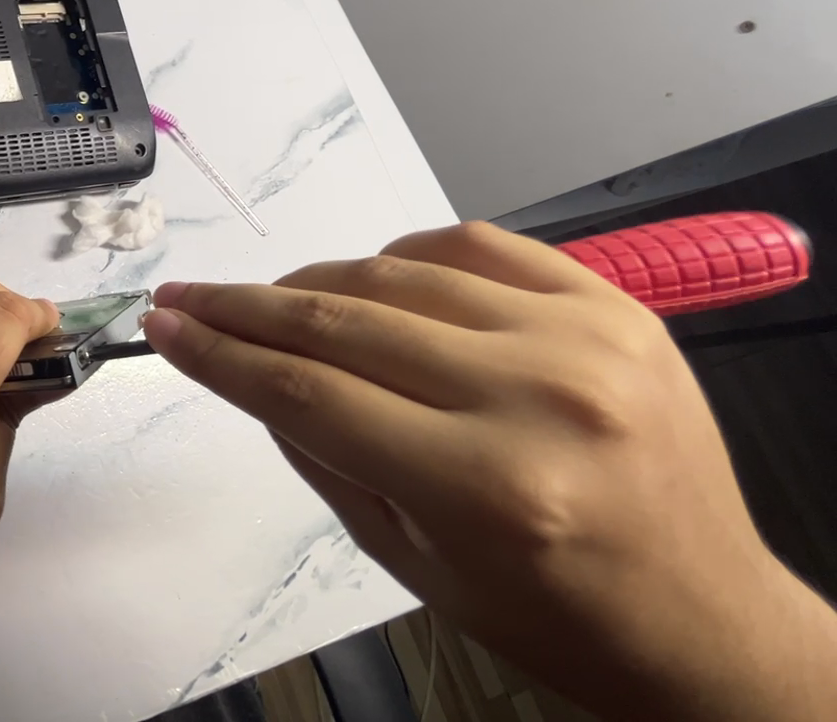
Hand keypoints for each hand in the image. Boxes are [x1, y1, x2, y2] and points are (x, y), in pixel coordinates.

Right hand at [145, 222, 836, 721]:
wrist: (705, 621)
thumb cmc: (538, 606)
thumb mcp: (396, 550)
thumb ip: (311, 445)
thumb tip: (239, 363)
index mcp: (483, 486)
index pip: (302, 390)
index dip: (215, 352)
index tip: (161, 325)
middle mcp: (538, 399)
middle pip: (336, 322)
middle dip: (237, 306)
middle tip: (183, 297)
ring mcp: (585, 340)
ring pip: (390, 274)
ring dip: (306, 283)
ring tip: (266, 302)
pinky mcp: (615, 307)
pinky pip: (470, 245)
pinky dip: (398, 253)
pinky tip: (367, 278)